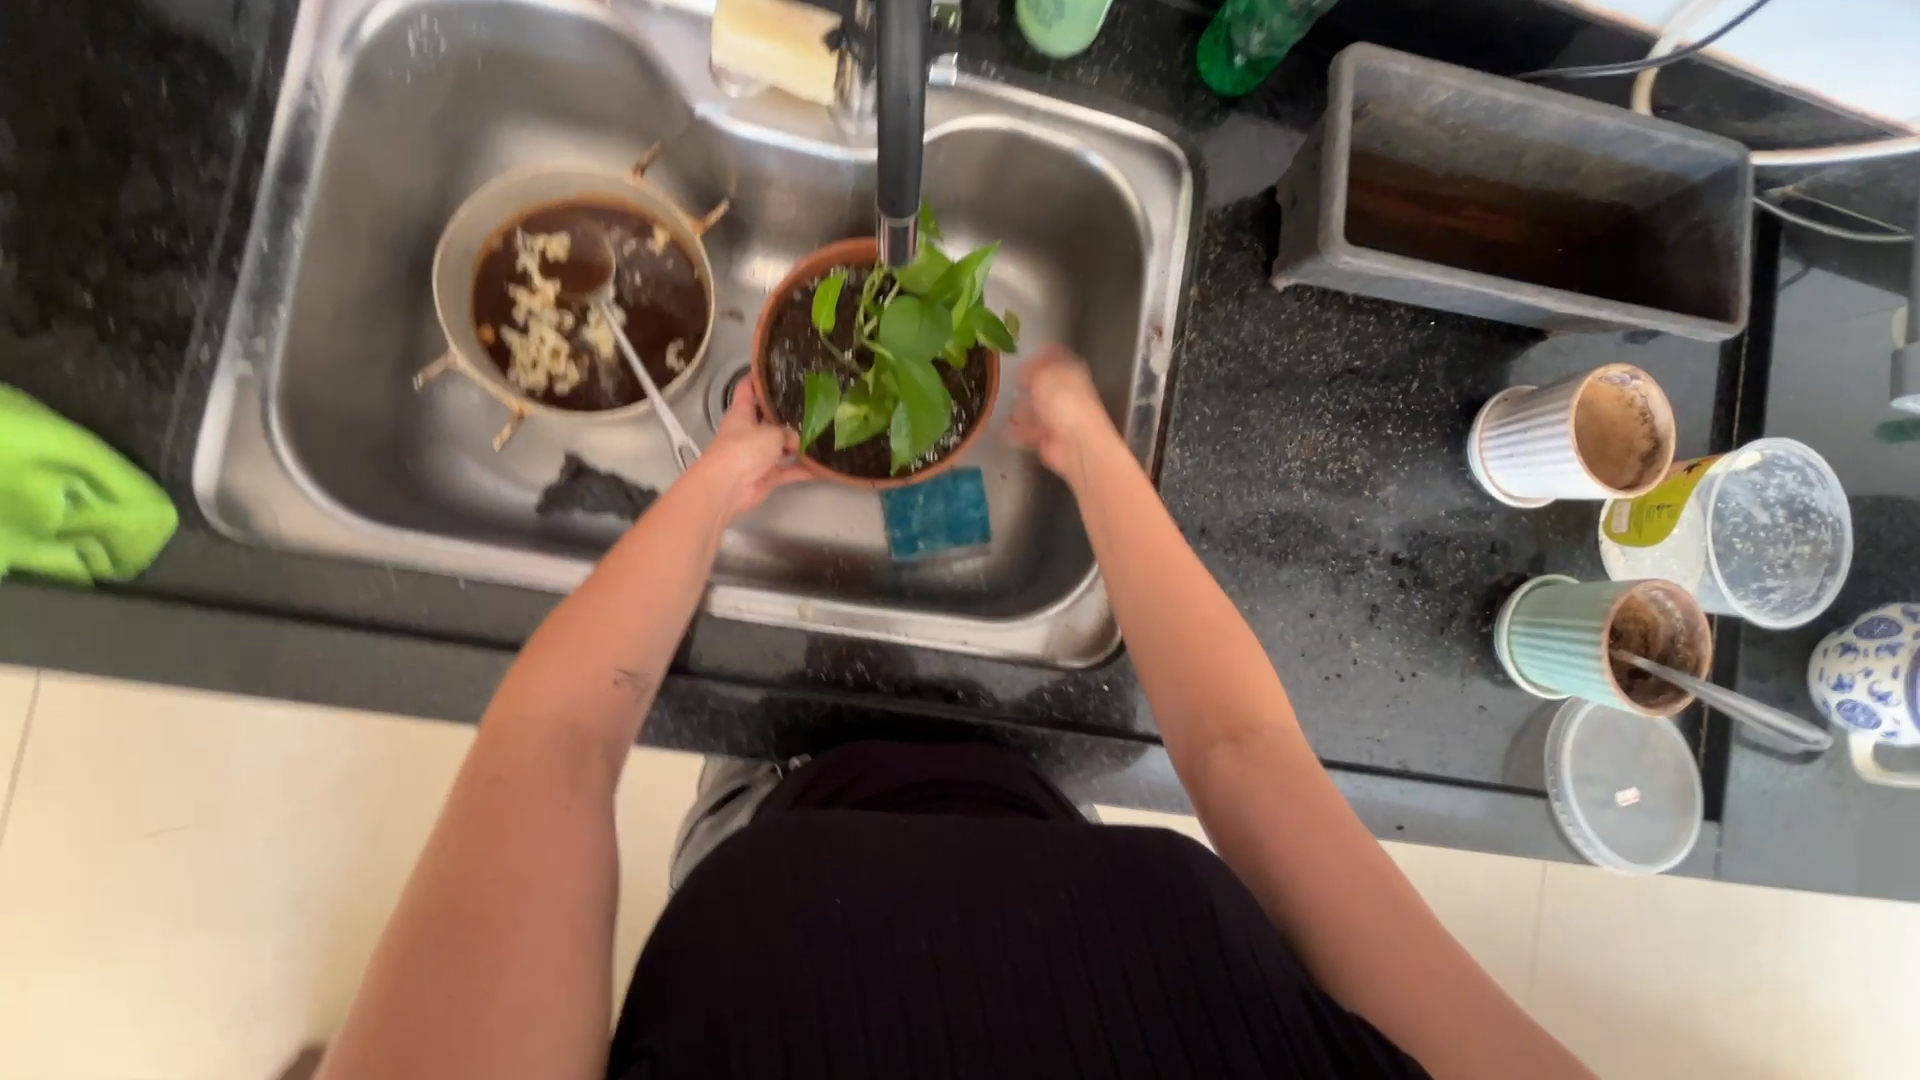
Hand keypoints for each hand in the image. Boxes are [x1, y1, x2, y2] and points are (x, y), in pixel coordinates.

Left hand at [687, 381, 808, 521]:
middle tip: (812, 405)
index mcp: (741, 414)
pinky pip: (787, 470)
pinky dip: (802, 469)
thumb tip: (797, 441)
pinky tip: (821, 466)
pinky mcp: (766, 476)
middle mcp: (748, 433)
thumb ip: (788, 433)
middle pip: (768, 419)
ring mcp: (757, 456)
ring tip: (821, 435)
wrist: (728, 486)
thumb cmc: (744, 449)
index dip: (757, 379)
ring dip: (797, 446)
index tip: (774, 370)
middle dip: (787, 415)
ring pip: (780, 447)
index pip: (747, 389)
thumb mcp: (770, 433)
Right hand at [1007, 346, 1122, 486]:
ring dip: (1022, 410)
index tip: (1027, 358)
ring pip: (1037, 410)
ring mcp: (1059, 418)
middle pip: (1046, 386)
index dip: (1042, 356)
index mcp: (1070, 373)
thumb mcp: (1044, 376)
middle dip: (1029, 386)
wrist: (1076, 443)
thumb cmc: (1063, 403)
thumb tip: (1023, 371)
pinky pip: (1030, 432)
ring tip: (1010, 410)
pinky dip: (1018, 432)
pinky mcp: (1049, 438)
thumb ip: (1032, 370)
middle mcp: (1066, 394)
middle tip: (1015, 385)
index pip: (1057, 358)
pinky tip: (1006, 430)